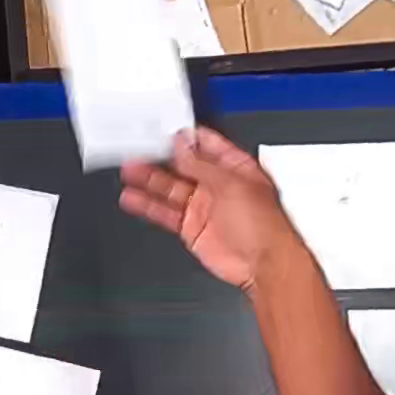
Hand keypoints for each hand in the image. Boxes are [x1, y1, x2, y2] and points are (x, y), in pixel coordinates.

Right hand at [118, 127, 305, 291]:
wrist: (262, 265)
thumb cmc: (264, 226)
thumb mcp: (232, 184)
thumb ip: (202, 165)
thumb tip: (182, 147)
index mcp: (235, 168)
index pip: (205, 145)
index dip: (184, 138)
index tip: (163, 130)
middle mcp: (217, 186)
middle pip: (183, 166)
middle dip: (161, 158)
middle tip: (138, 149)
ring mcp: (203, 207)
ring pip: (170, 189)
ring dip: (149, 180)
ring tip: (129, 171)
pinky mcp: (191, 228)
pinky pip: (166, 213)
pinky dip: (148, 206)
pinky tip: (133, 198)